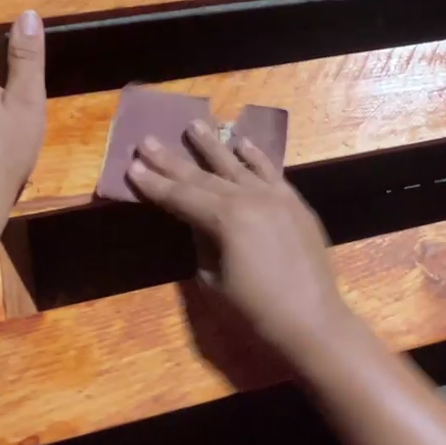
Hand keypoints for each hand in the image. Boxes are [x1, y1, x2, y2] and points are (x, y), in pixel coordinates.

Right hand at [128, 121, 353, 350]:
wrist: (313, 320)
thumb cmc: (256, 311)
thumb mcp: (213, 281)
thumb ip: (201, 243)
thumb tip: (195, 219)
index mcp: (226, 219)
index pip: (181, 197)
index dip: (155, 184)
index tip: (132, 166)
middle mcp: (250, 198)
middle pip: (204, 176)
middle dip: (173, 160)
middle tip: (149, 140)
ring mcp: (276, 197)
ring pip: (238, 165)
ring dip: (214, 146)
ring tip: (194, 124)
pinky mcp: (295, 203)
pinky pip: (272, 172)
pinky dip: (255, 157)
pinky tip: (241, 142)